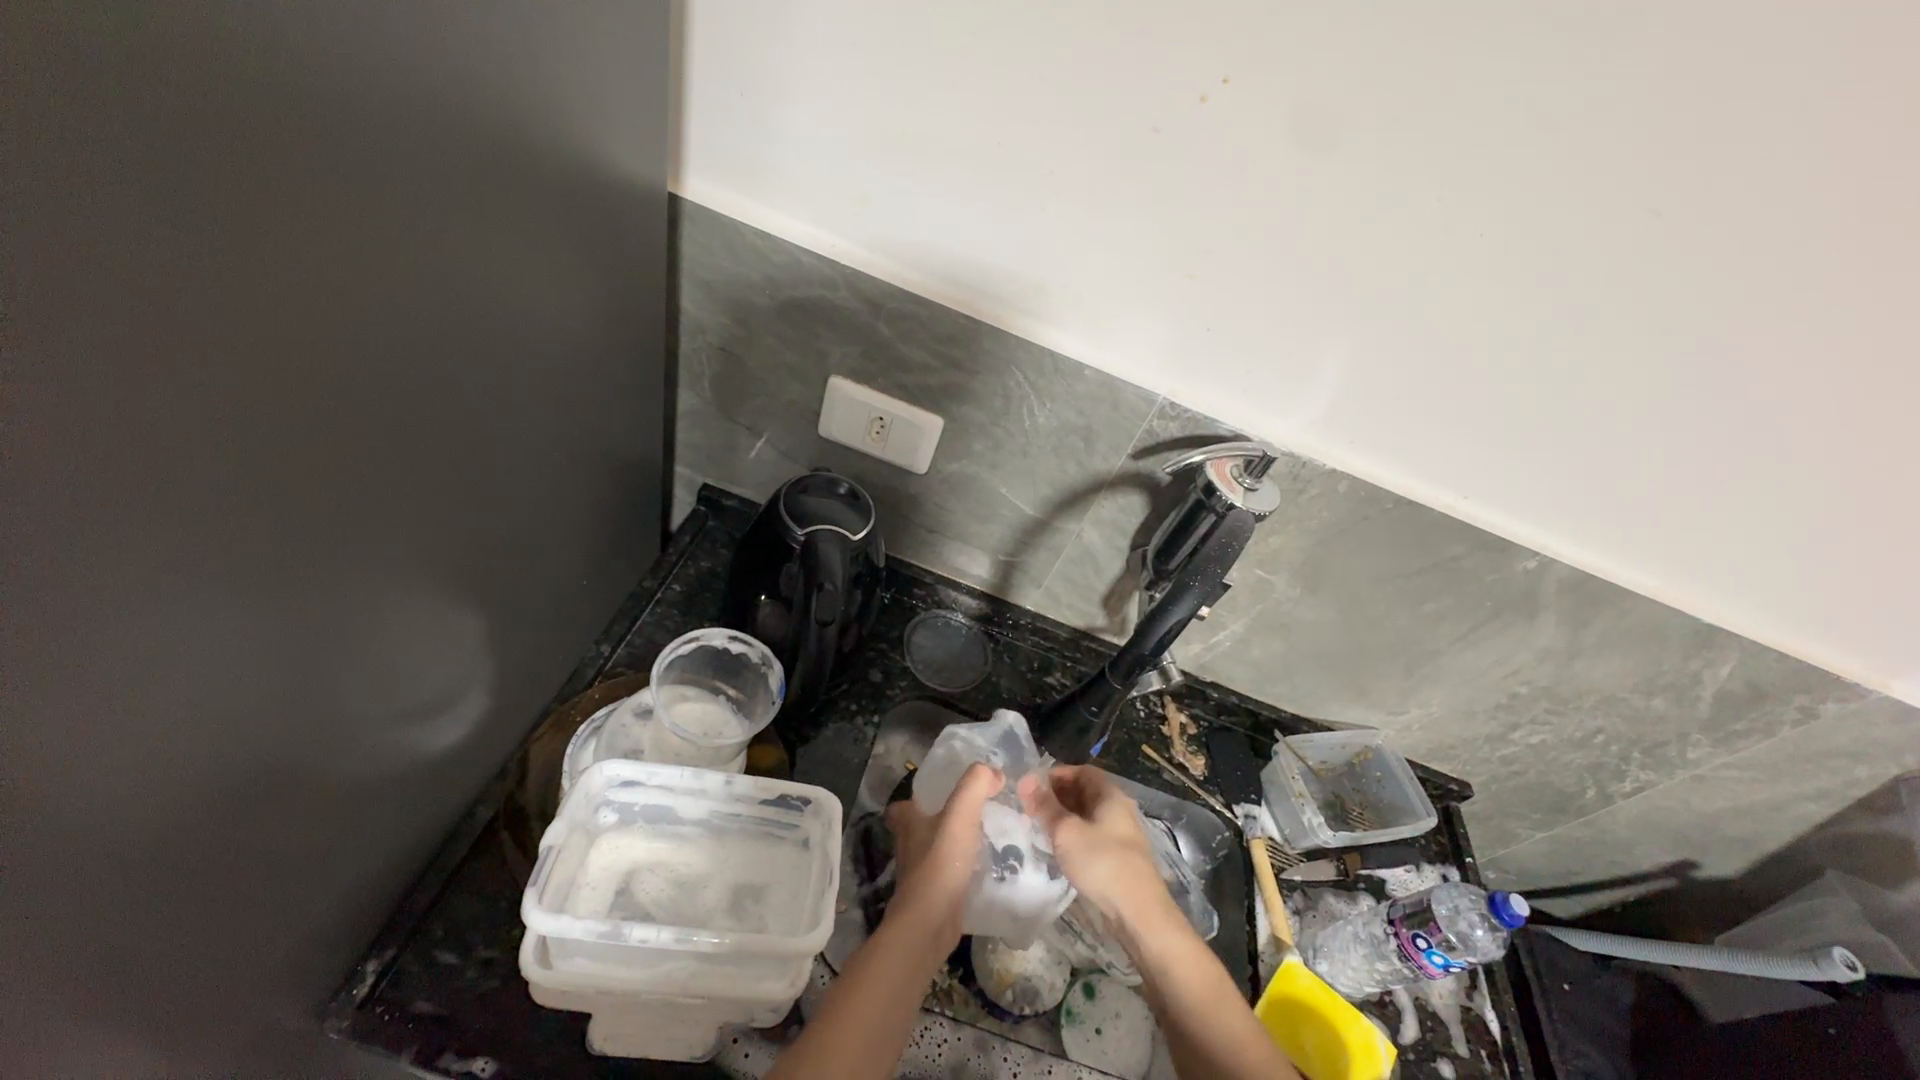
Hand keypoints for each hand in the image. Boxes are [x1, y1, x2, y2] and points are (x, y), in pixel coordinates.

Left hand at [885, 763, 1000, 941]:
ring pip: (938, 851)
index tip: (948, 794)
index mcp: (907, 822)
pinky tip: (989, 868)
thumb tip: (993, 772)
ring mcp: (920, 873)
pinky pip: (951, 874)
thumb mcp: (961, 812)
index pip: (905, 803)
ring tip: (990, 838)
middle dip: (945, 821)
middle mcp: (908, 845)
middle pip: (924, 826)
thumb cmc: (941, 861)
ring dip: (957, 845)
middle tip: (978, 814)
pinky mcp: (934, 895)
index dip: (921, 797)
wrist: (931, 921)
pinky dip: (965, 870)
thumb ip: (976, 784)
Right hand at [1019, 765, 1173, 930]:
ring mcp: (1120, 834)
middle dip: (1056, 796)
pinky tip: (1058, 849)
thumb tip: (1026, 779)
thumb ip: (1045, 805)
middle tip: (1030, 808)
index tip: (1032, 787)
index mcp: (1110, 795)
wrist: (1137, 911)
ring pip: (1087, 816)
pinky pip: (1091, 835)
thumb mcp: (1066, 831)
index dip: (1056, 774)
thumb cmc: (1101, 862)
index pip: (1082, 771)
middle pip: (1084, 792)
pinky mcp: (1118, 857)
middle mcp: (1118, 809)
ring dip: (1063, 818)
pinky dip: (1073, 835)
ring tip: (1039, 828)